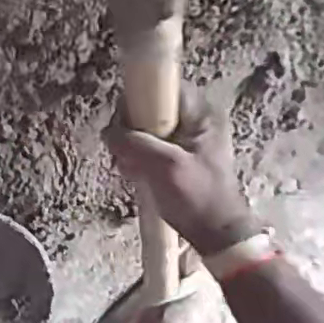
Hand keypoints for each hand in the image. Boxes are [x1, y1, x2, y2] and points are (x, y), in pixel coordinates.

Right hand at [103, 83, 261, 255]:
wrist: (216, 235)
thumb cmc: (197, 197)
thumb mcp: (164, 166)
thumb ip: (134, 143)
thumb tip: (107, 132)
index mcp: (202, 115)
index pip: (163, 87)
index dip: (140, 98)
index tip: (126, 121)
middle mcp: (195, 122)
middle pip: (150, 109)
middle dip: (131, 130)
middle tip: (125, 151)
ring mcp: (186, 140)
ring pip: (145, 129)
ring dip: (131, 147)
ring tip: (130, 167)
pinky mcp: (177, 157)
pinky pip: (147, 147)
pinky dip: (137, 158)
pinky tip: (135, 175)